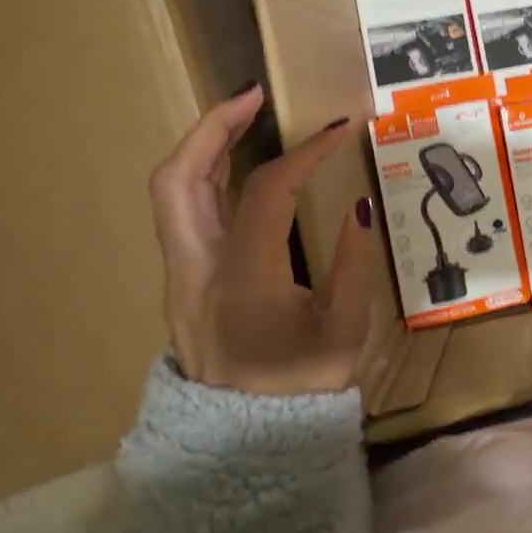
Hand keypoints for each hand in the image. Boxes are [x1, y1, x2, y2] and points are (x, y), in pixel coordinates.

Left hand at [147, 82, 376, 394]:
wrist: (245, 438)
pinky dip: (206, 173)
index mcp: (243, 280)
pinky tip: (238, 161)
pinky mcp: (183, 281)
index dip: (305, 152)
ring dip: (205, 144)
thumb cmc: (301, 383)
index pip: (266, 192)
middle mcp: (196, 270)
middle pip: (179, 179)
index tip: (341, 129)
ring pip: (171, 193)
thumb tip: (360, 204)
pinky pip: (183, 212)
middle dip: (213, 126)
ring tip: (246, 113)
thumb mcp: (345, 329)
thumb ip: (354, 264)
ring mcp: (180, 276)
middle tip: (255, 94)